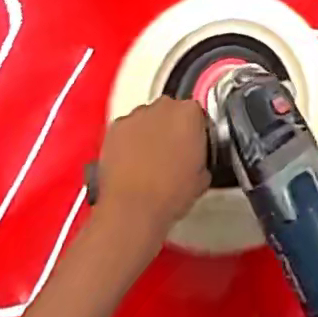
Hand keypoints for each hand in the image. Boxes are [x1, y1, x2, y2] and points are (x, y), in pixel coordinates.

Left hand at [94, 96, 211, 233]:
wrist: (133, 210)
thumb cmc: (172, 193)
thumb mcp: (203, 176)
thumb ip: (201, 156)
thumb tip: (194, 161)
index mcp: (190, 113)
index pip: (196, 114)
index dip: (194, 132)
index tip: (191, 147)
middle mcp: (164, 106)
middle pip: (170, 111)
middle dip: (170, 128)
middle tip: (170, 153)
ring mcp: (136, 116)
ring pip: (146, 119)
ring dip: (147, 133)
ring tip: (146, 160)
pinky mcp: (114, 128)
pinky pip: (125, 131)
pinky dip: (127, 142)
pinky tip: (128, 163)